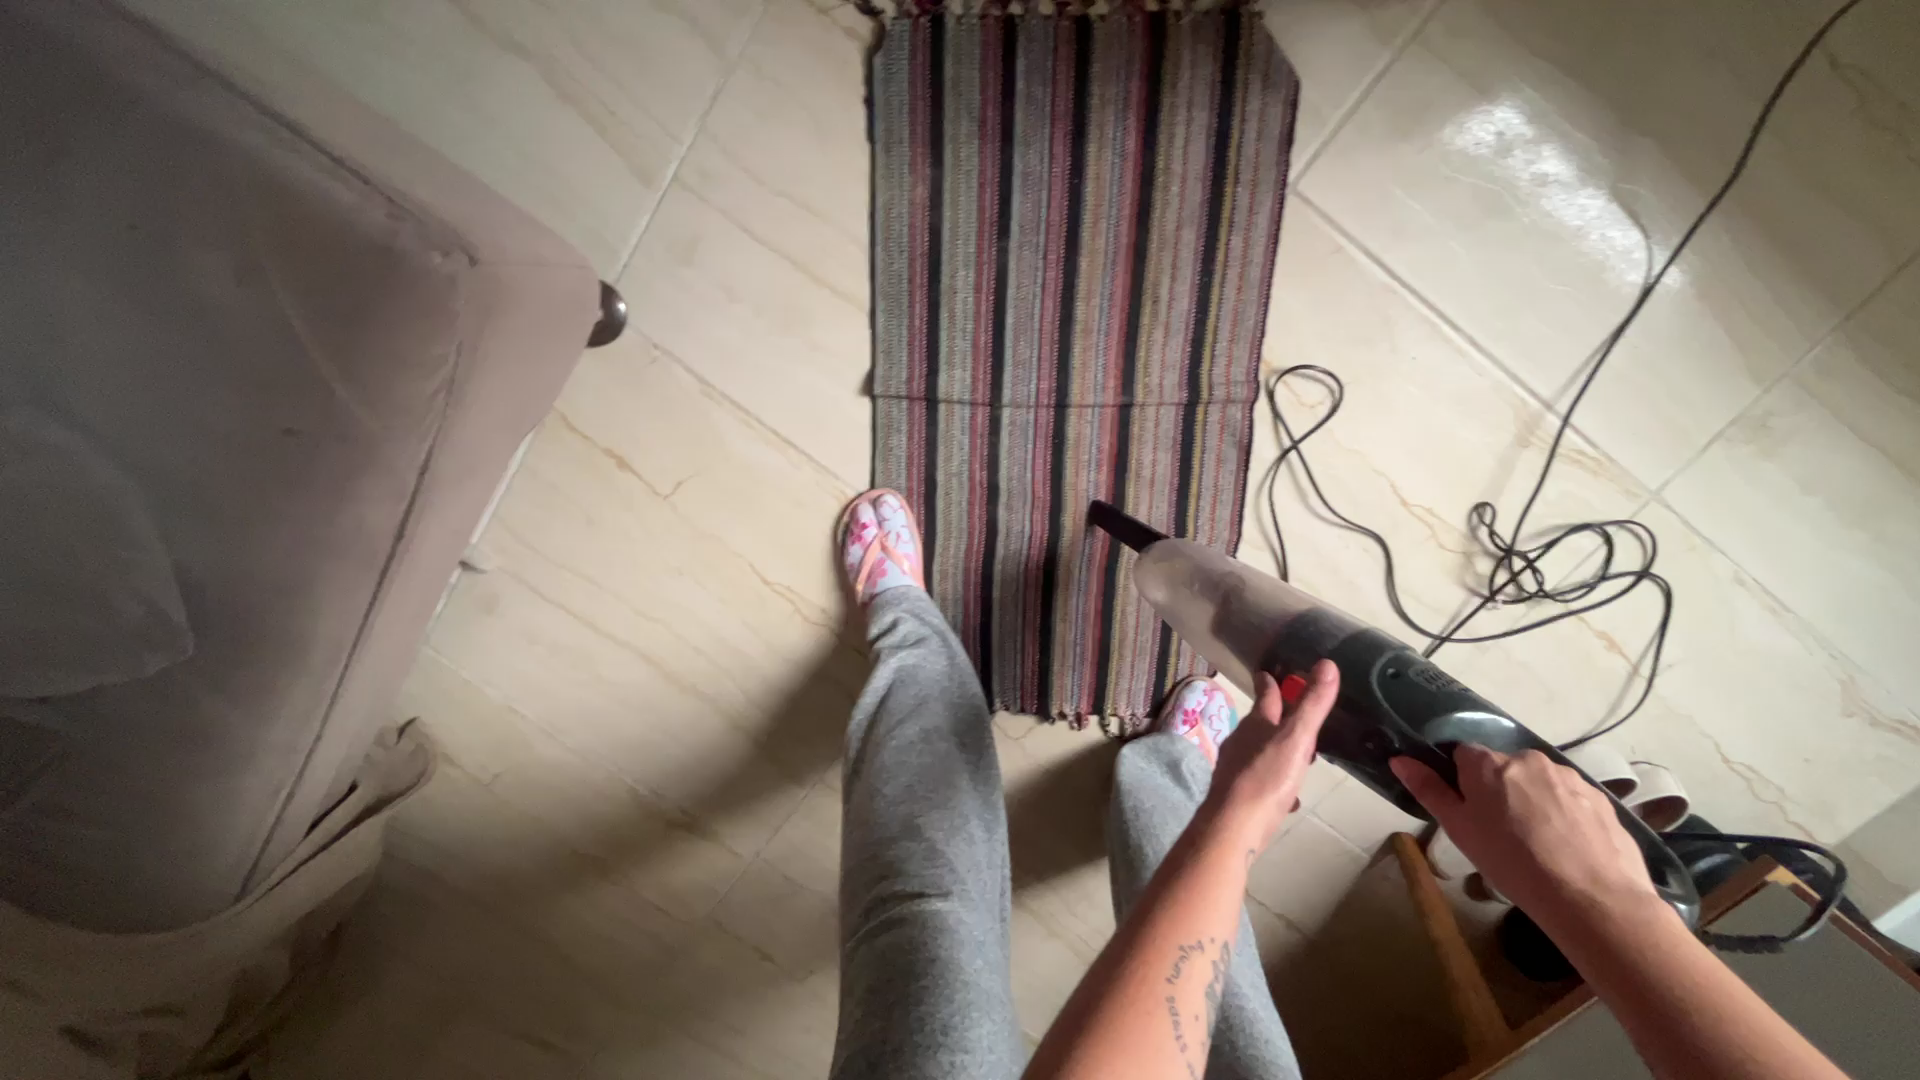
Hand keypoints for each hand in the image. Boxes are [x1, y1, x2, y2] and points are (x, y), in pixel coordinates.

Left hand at [1204, 660, 1338, 850]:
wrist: (1234, 824)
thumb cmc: (1267, 778)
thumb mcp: (1296, 739)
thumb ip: (1312, 705)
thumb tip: (1327, 664)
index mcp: (1256, 724)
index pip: (1265, 696)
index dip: (1268, 683)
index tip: (1265, 672)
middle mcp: (1241, 740)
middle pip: (1261, 724)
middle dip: (1276, 718)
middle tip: (1293, 715)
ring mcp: (1236, 767)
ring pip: (1260, 752)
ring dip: (1277, 750)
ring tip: (1297, 756)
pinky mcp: (1238, 792)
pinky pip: (1262, 781)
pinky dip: (1276, 783)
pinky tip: (1289, 797)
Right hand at [1390, 746, 1658, 926]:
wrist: (1592, 899)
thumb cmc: (1511, 861)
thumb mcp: (1458, 829)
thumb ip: (1428, 789)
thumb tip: (1399, 759)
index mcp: (1489, 763)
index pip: (1463, 755)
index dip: (1463, 782)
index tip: (1470, 811)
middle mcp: (1529, 759)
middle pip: (1504, 768)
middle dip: (1500, 790)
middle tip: (1501, 831)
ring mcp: (1570, 778)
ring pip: (1540, 783)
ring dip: (1534, 801)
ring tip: (1539, 843)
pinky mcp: (1602, 800)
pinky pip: (1572, 800)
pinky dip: (1565, 816)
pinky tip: (1567, 848)